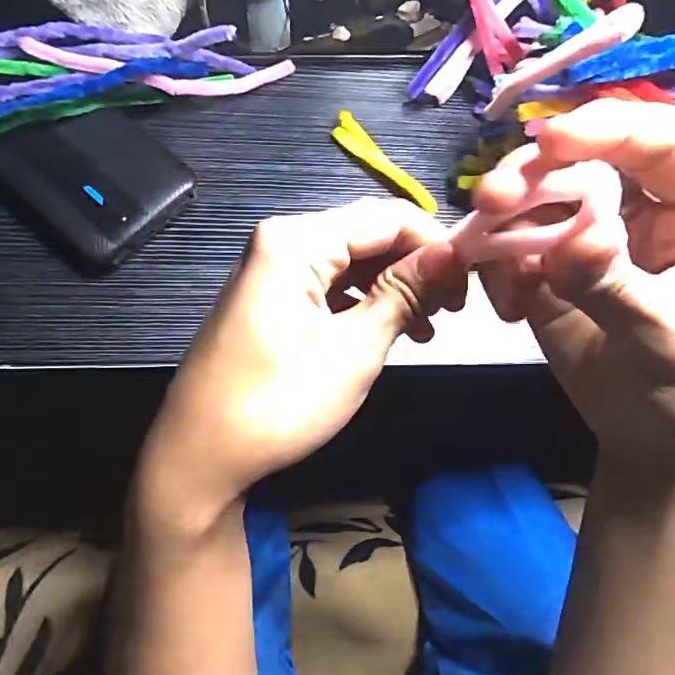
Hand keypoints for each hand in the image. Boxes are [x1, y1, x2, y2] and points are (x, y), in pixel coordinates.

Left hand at [139, 198, 467, 526]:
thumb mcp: (355, 348)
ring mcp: (270, 271)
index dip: (436, 244)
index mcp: (297, 240)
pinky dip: (361, 304)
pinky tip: (391, 329)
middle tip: (455, 309)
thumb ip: (404, 292)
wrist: (201, 456)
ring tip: (428, 327)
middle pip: (366, 236)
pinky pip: (327, 286)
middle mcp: (281, 242)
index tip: (472, 279)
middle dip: (415, 267)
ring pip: (349, 263)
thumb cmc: (280, 402)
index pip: (386, 218)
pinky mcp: (269, 300)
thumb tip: (451, 254)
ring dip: (393, 289)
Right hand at [476, 98, 674, 491]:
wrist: (658, 447)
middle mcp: (642, 210)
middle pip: (582, 162)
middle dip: (531, 176)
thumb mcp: (668, 341)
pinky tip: (507, 307)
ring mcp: (590, 239)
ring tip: (482, 256)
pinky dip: (496, 267)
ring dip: (502, 221)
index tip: (548, 143)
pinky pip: (512, 249)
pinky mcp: (550, 272)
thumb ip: (617, 286)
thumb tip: (573, 238)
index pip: (656, 141)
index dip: (604, 129)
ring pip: (537, 201)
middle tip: (488, 201)